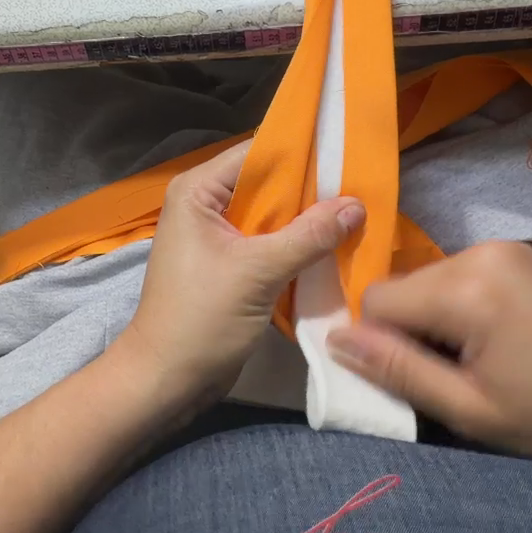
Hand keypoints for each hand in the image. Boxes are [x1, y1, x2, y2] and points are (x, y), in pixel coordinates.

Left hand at [117, 142, 365, 407]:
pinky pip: (270, 242)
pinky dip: (298, 245)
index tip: (347, 153)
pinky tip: (336, 247)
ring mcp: (218, 235)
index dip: (300, 152)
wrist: (168, 379)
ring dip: (309, 220)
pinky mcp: (231, 263)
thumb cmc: (201, 317)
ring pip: (273, 215)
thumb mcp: (258, 272)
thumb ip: (308, 235)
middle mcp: (206, 204)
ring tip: (359, 215)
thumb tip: (357, 203)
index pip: (255, 154)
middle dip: (311, 189)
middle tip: (363, 188)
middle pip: (267, 184)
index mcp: (198, 191)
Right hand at [327, 239, 531, 484]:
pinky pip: (449, 273)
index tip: (416, 376)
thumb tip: (333, 339)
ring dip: (430, 317)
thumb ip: (396, 371)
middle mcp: (478, 252)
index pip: (377, 300)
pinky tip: (488, 334)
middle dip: (409, 329)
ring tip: (475, 355)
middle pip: (400, 287)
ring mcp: (498, 245)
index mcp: (469, 290)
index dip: (382, 342)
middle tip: (452, 372)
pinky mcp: (510, 249)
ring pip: (421, 280)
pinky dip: (452, 303)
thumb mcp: (468, 410)